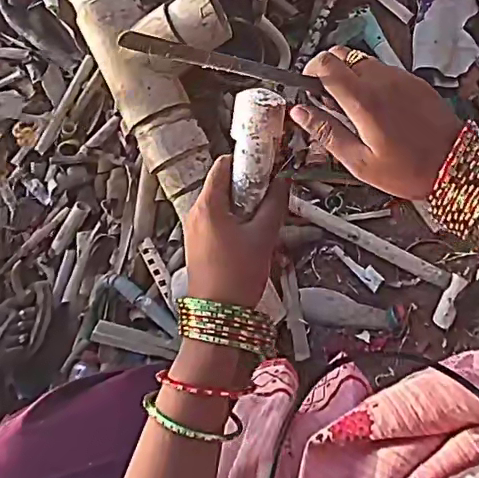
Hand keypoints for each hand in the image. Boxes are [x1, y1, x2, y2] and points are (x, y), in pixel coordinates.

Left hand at [181, 156, 285, 309]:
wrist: (218, 316)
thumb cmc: (236, 277)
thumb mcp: (264, 236)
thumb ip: (275, 203)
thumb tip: (283, 182)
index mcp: (207, 205)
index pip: (223, 164)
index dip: (246, 161)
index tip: (266, 165)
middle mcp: (195, 213)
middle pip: (223, 183)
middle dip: (249, 186)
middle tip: (270, 195)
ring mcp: (195, 229)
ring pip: (222, 203)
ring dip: (244, 205)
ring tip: (264, 219)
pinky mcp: (199, 244)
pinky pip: (218, 220)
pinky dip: (235, 220)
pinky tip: (252, 236)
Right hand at [289, 47, 462, 199]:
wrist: (456, 165)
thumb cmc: (411, 170)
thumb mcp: (359, 162)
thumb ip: (326, 132)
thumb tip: (301, 114)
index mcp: (364, 101)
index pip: (326, 64)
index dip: (310, 71)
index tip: (306, 86)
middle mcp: (382, 82)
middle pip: (342, 54)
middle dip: (327, 70)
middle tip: (326, 97)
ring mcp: (400, 78)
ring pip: (362, 60)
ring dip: (349, 75)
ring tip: (352, 107)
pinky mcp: (414, 82)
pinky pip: (383, 70)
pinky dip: (371, 80)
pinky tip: (375, 108)